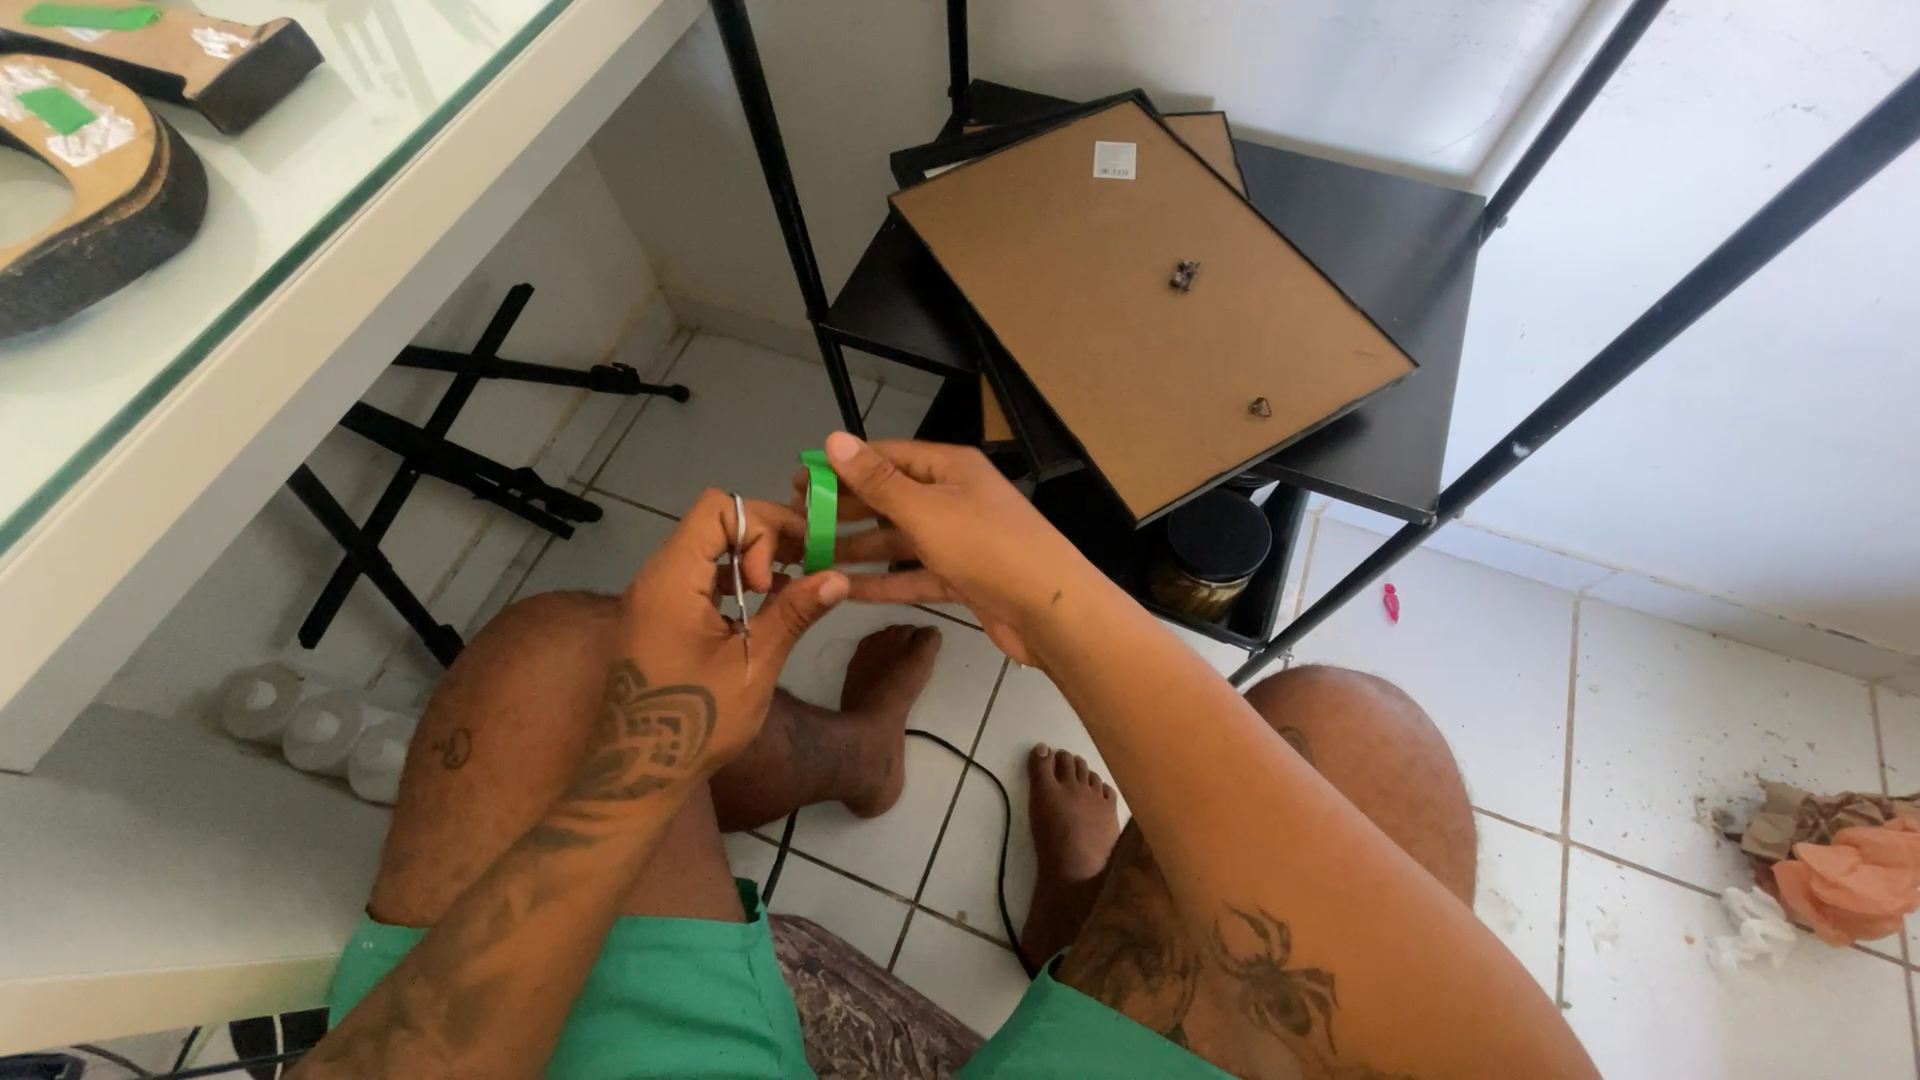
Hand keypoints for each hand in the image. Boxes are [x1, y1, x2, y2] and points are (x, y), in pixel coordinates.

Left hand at [565, 490, 906, 809]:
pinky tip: (763, 608)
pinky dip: (735, 579)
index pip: (716, 508)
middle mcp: (656, 578)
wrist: (637, 774)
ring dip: (753, 558)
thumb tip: (839, 577)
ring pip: (708, 547)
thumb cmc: (696, 722)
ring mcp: (654, 597)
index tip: (775, 578)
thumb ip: (793, 613)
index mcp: (671, 582)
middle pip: (713, 522)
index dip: (759, 528)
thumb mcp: (754, 666)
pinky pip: (700, 575)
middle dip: (765, 537)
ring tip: (790, 587)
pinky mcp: (659, 616)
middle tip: (804, 568)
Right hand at [809, 433, 1107, 664]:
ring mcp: (959, 540)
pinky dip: (884, 581)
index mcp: (950, 468)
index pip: (887, 456)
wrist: (1049, 609)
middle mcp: (954, 498)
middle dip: (846, 511)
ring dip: (859, 549)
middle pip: (890, 499)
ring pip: (899, 540)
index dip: (843, 467)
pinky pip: (914, 574)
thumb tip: (834, 439)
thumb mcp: (925, 509)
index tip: (800, 482)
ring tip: (812, 559)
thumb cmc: (986, 547)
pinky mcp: (962, 578)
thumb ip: (877, 480)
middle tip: (798, 525)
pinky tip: (846, 590)